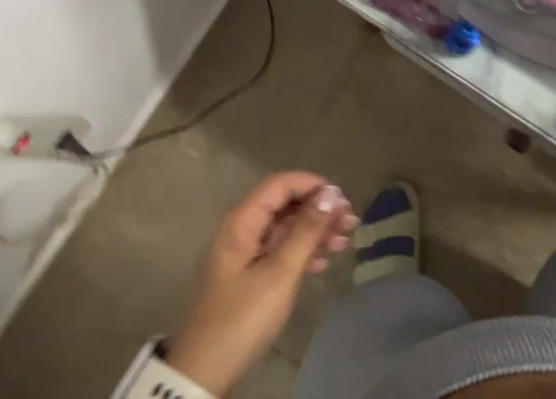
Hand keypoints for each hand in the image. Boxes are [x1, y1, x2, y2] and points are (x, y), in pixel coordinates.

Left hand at [166, 172, 356, 394]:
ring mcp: (242, 252)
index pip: (280, 185)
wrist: (205, 370)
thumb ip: (305, 231)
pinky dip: (300, 251)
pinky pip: (278, 249)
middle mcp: (240, 228)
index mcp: (242, 221)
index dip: (312, 185)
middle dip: (318, 210)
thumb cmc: (243, 318)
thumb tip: (330, 194)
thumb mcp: (280, 273)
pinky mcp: (246, 273)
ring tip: (344, 243)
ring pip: (283, 228)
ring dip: (314, 232)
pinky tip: (322, 262)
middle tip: (350, 223)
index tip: (343, 201)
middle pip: (284, 205)